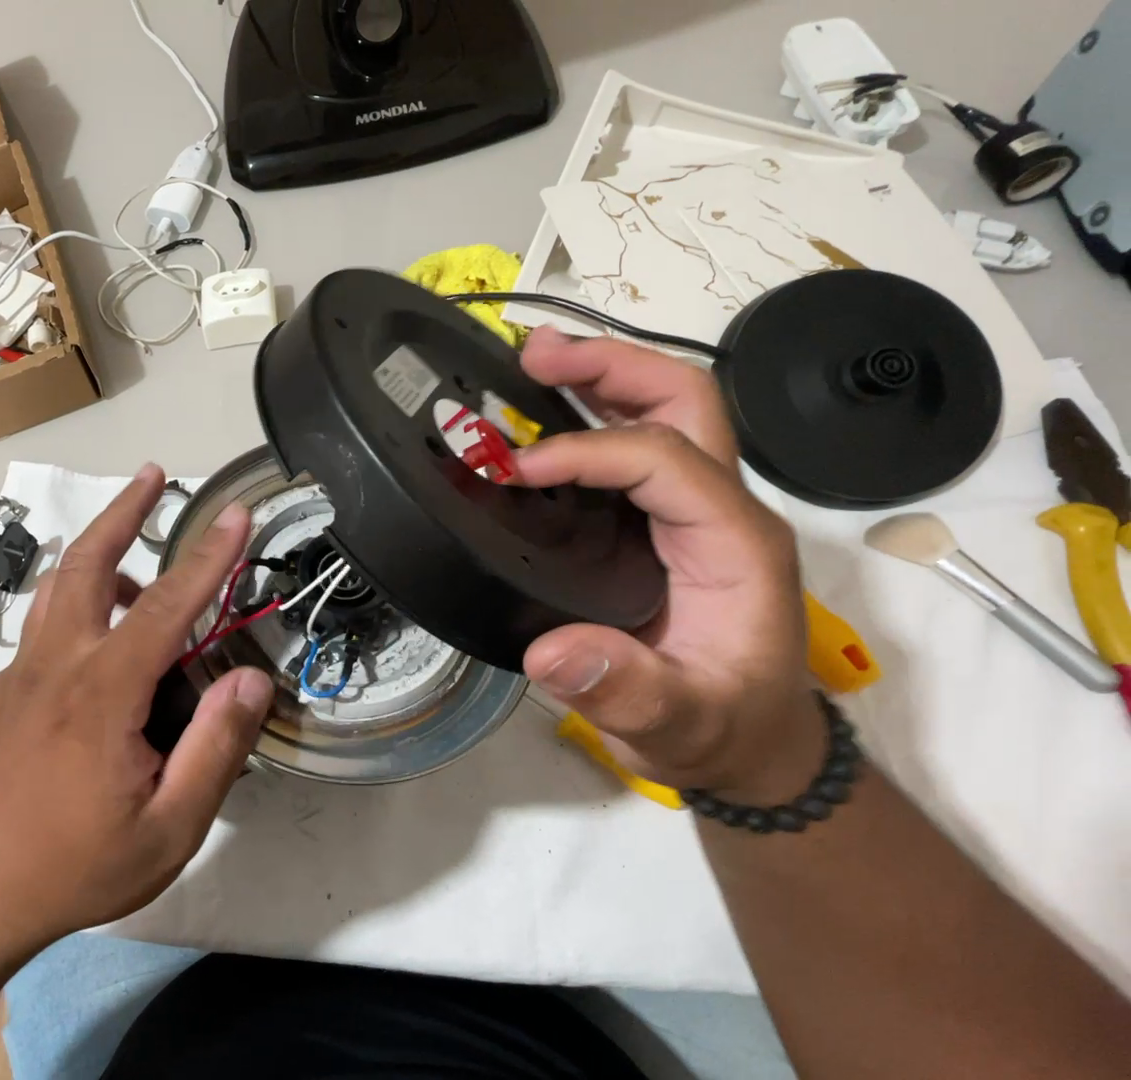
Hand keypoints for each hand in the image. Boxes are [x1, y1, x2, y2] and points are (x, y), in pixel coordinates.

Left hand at [0, 465, 274, 953]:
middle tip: (152, 474)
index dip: (208, 556)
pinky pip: (44, 629)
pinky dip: (77, 606)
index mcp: (102, 691)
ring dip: (96, 556)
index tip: (236, 513)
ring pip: (57, 590)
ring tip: (138, 569)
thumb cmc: (75, 866)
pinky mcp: (3, 695)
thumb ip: (214, 747)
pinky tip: (98, 644)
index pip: (168, 605)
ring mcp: (21, 676)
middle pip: (88, 564)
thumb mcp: (168, 827)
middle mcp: (57, 664)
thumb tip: (250, 680)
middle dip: (123, 512)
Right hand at [515, 328, 824, 802]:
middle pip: (683, 401)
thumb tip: (554, 652)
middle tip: (532, 355)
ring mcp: (694, 511)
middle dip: (610, 366)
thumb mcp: (676, 725)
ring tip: (527, 364)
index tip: (513, 470)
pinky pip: (631, 446)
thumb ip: (628, 692)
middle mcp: (720, 510)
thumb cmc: (719, 731)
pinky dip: (583, 416)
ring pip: (663, 409)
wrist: (747, 745)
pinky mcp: (660, 522)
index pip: (665, 460)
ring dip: (598, 377)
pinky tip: (534, 418)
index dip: (588, 450)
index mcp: (733, 545)